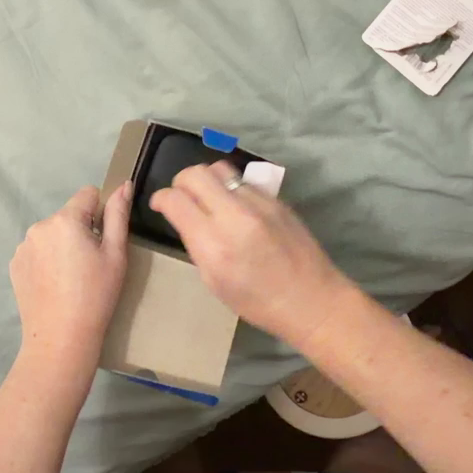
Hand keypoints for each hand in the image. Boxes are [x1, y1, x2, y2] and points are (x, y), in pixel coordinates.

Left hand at [8, 183, 131, 368]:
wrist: (60, 338)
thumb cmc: (95, 296)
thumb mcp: (115, 255)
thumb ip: (118, 215)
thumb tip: (124, 184)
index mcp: (65, 220)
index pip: (88, 194)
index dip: (100, 213)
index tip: (103, 240)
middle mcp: (39, 226)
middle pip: (68, 215)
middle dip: (80, 231)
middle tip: (90, 265)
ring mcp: (23, 246)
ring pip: (52, 233)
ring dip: (62, 245)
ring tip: (71, 278)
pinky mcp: (15, 265)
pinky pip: (37, 250)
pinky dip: (47, 260)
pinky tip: (54, 285)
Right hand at [149, 161, 357, 346]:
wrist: (312, 300)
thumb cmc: (257, 303)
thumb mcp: (214, 281)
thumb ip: (196, 244)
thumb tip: (185, 218)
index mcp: (213, 244)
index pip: (175, 200)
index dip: (160, 198)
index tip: (160, 204)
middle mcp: (234, 216)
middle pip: (195, 173)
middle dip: (181, 181)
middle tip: (182, 196)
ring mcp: (258, 203)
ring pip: (220, 169)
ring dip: (207, 180)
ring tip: (209, 198)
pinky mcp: (276, 200)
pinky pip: (244, 182)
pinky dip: (232, 190)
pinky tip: (237, 208)